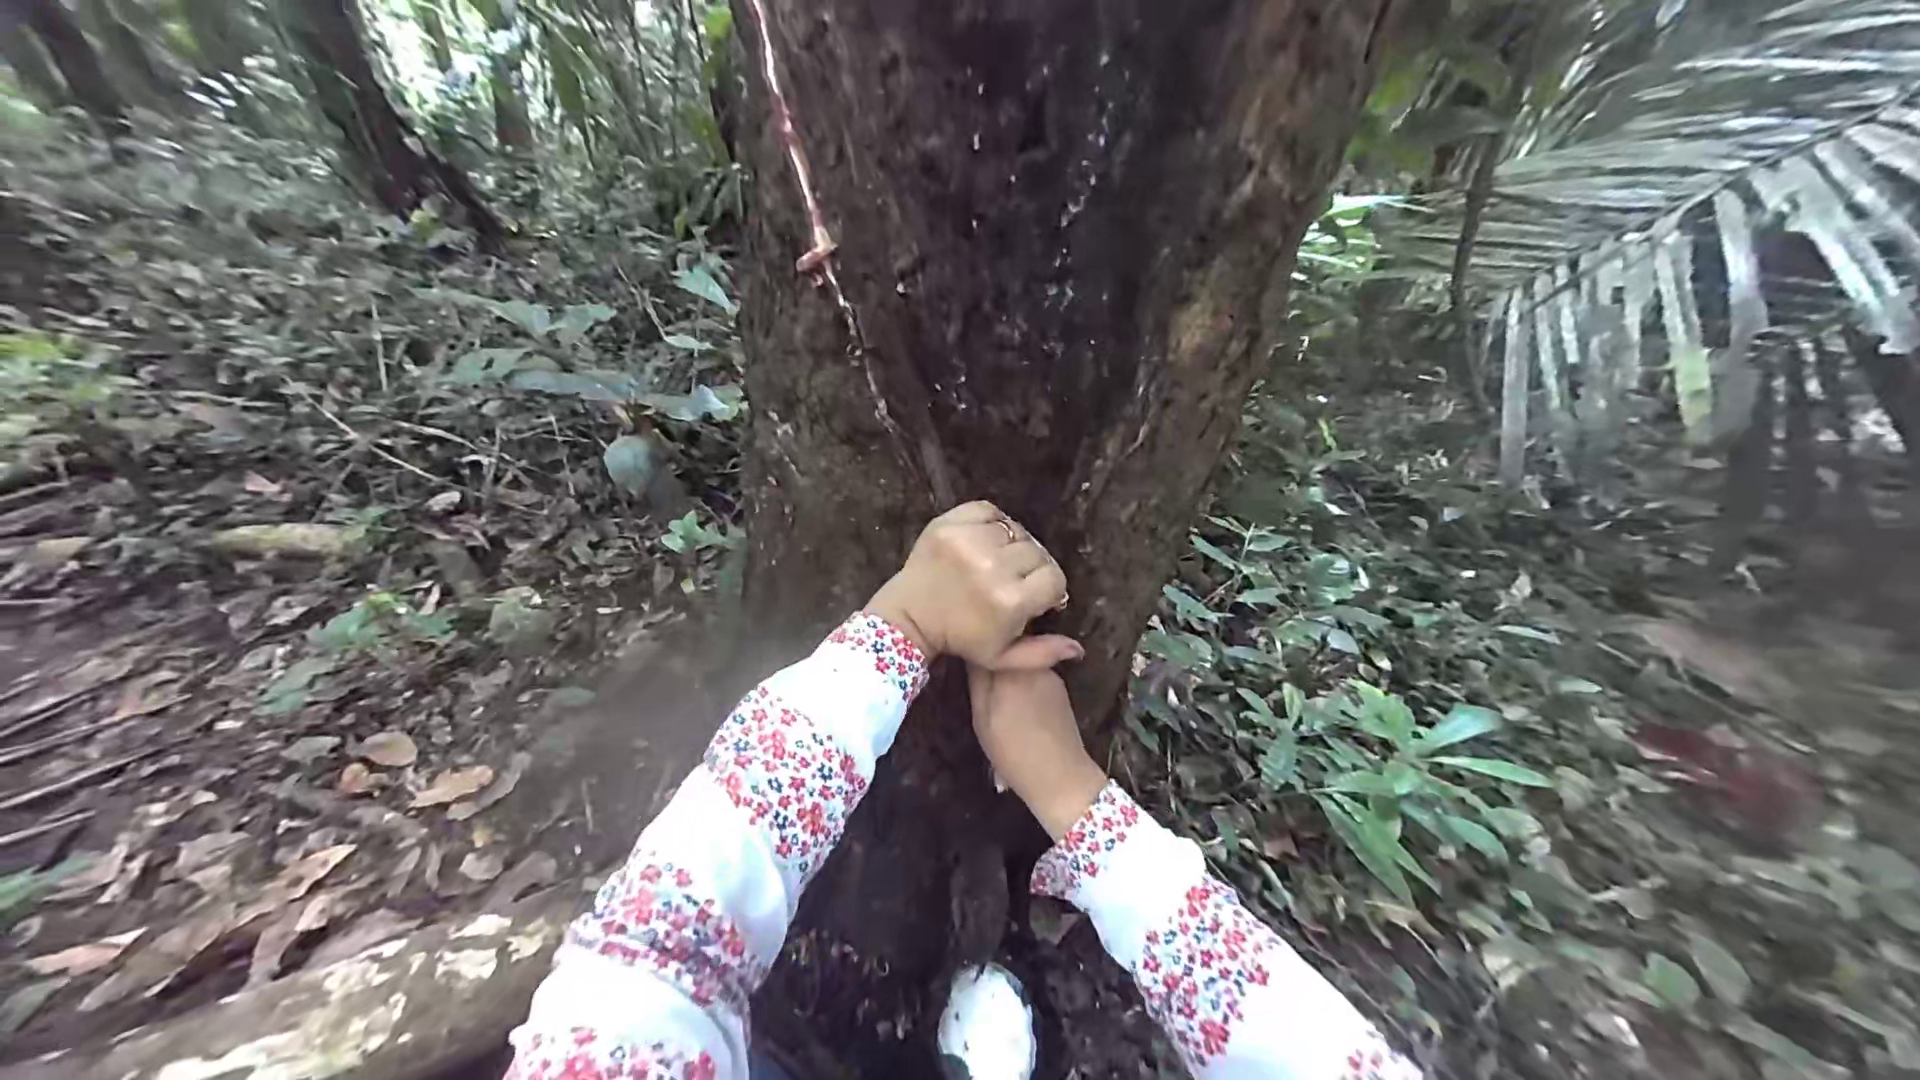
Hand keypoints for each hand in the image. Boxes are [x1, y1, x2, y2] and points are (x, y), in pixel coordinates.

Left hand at [865, 501, 1079, 670]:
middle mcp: (992, 567)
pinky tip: (983, 541)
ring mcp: (969, 541)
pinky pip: (989, 510)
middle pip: (1037, 552)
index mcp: (1009, 602)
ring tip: (996, 561)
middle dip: (1030, 567)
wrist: (910, 616)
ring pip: (1015, 530)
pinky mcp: (949, 522)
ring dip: (1011, 545)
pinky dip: (991, 523)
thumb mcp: (1002, 657)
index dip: (1048, 588)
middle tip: (1012, 579)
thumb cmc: (960, 638)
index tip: (1034, 595)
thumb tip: (1078, 648)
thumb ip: (1043, 654)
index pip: (1055, 579)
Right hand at [967, 665, 1107, 839]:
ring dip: (1012, 679)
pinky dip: (1027, 688)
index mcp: (1007, 669)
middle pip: (1006, 655)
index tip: (969, 672)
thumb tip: (973, 654)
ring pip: (1021, 666)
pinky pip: (1035, 677)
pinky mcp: (1061, 685)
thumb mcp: (982, 718)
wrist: (1060, 775)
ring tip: (1007, 707)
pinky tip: (1025, 712)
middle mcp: (1030, 663)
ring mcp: (1049, 673)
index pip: (985, 650)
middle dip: (995, 667)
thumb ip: (977, 681)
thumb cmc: (1012, 751)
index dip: (976, 657)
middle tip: (986, 694)